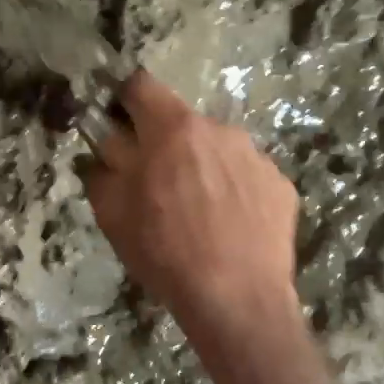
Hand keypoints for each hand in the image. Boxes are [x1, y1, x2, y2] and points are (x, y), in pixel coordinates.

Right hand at [82, 72, 301, 348]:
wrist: (236, 298)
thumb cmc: (162, 249)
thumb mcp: (111, 211)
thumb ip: (102, 169)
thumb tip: (103, 150)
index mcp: (172, 129)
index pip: (141, 86)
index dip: (121, 99)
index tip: (113, 123)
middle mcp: (218, 130)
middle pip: (178, 122)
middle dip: (159, 143)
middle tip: (149, 183)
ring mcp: (255, 157)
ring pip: (213, 149)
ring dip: (196, 167)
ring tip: (190, 211)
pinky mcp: (280, 186)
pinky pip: (242, 176)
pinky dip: (227, 191)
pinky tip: (221, 226)